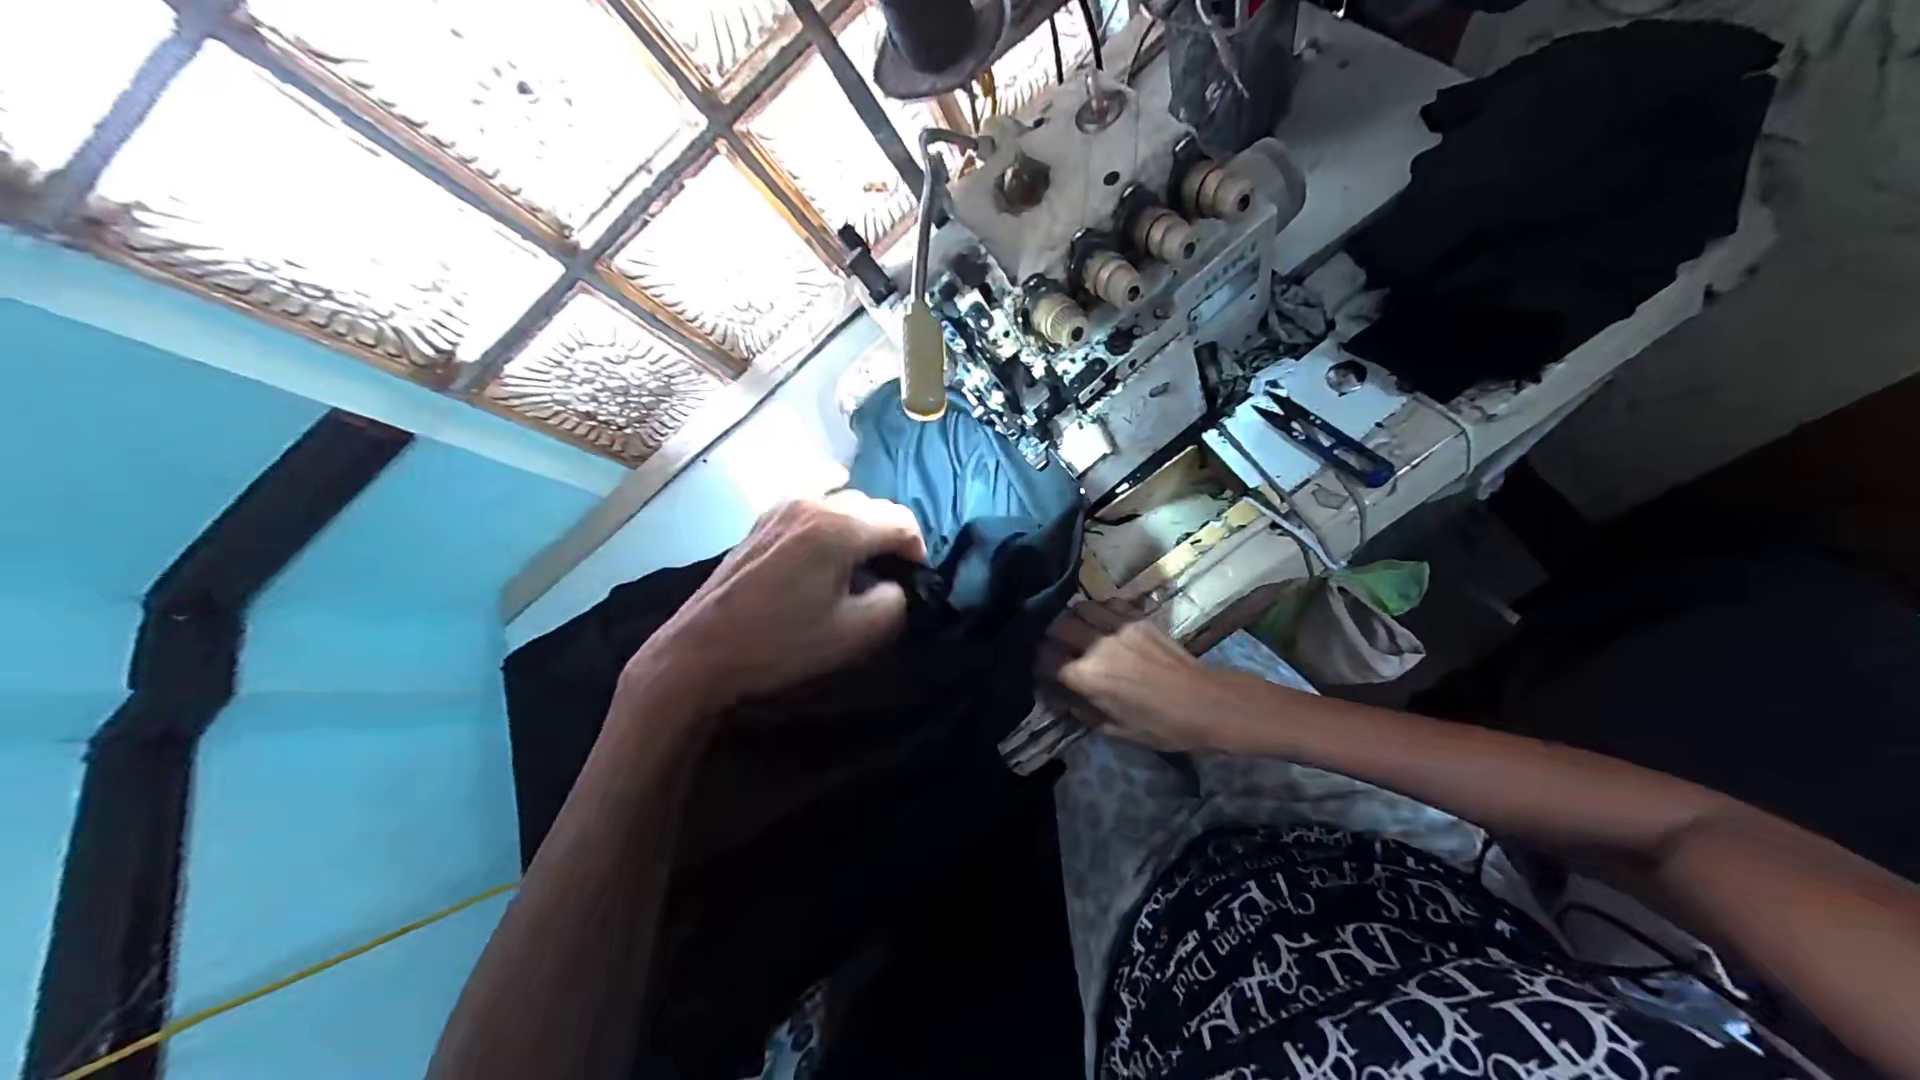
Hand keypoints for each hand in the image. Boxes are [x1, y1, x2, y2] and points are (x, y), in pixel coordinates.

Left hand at [623, 491, 926, 714]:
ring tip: (862, 560)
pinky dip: (833, 509)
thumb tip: (895, 583)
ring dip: (864, 524)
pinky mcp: (764, 518)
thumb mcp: (856, 634)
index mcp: (840, 527)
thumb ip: (895, 601)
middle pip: (874, 506)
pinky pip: (813, 499)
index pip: (901, 521)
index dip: (918, 548)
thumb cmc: (782, 644)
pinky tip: (832, 523)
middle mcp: (813, 503)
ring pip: (844, 500)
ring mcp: (784, 505)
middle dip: (892, 535)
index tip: (917, 578)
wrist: (702, 651)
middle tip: (894, 574)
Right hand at [1040, 601, 1230, 751]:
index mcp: (1088, 677)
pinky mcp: (1138, 618)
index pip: (1046, 660)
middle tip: (1056, 647)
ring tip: (1078, 629)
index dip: (1039, 665)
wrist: (1208, 702)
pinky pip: (1108, 603)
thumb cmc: (1164, 726)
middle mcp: (1097, 645)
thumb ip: (1087, 714)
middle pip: (1058, 626)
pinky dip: (1100, 609)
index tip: (1042, 671)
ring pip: (1080, 608)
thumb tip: (1068, 702)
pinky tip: (1103, 621)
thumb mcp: (1119, 730)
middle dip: (1051, 637)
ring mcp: (1119, 627)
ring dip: (1074, 618)